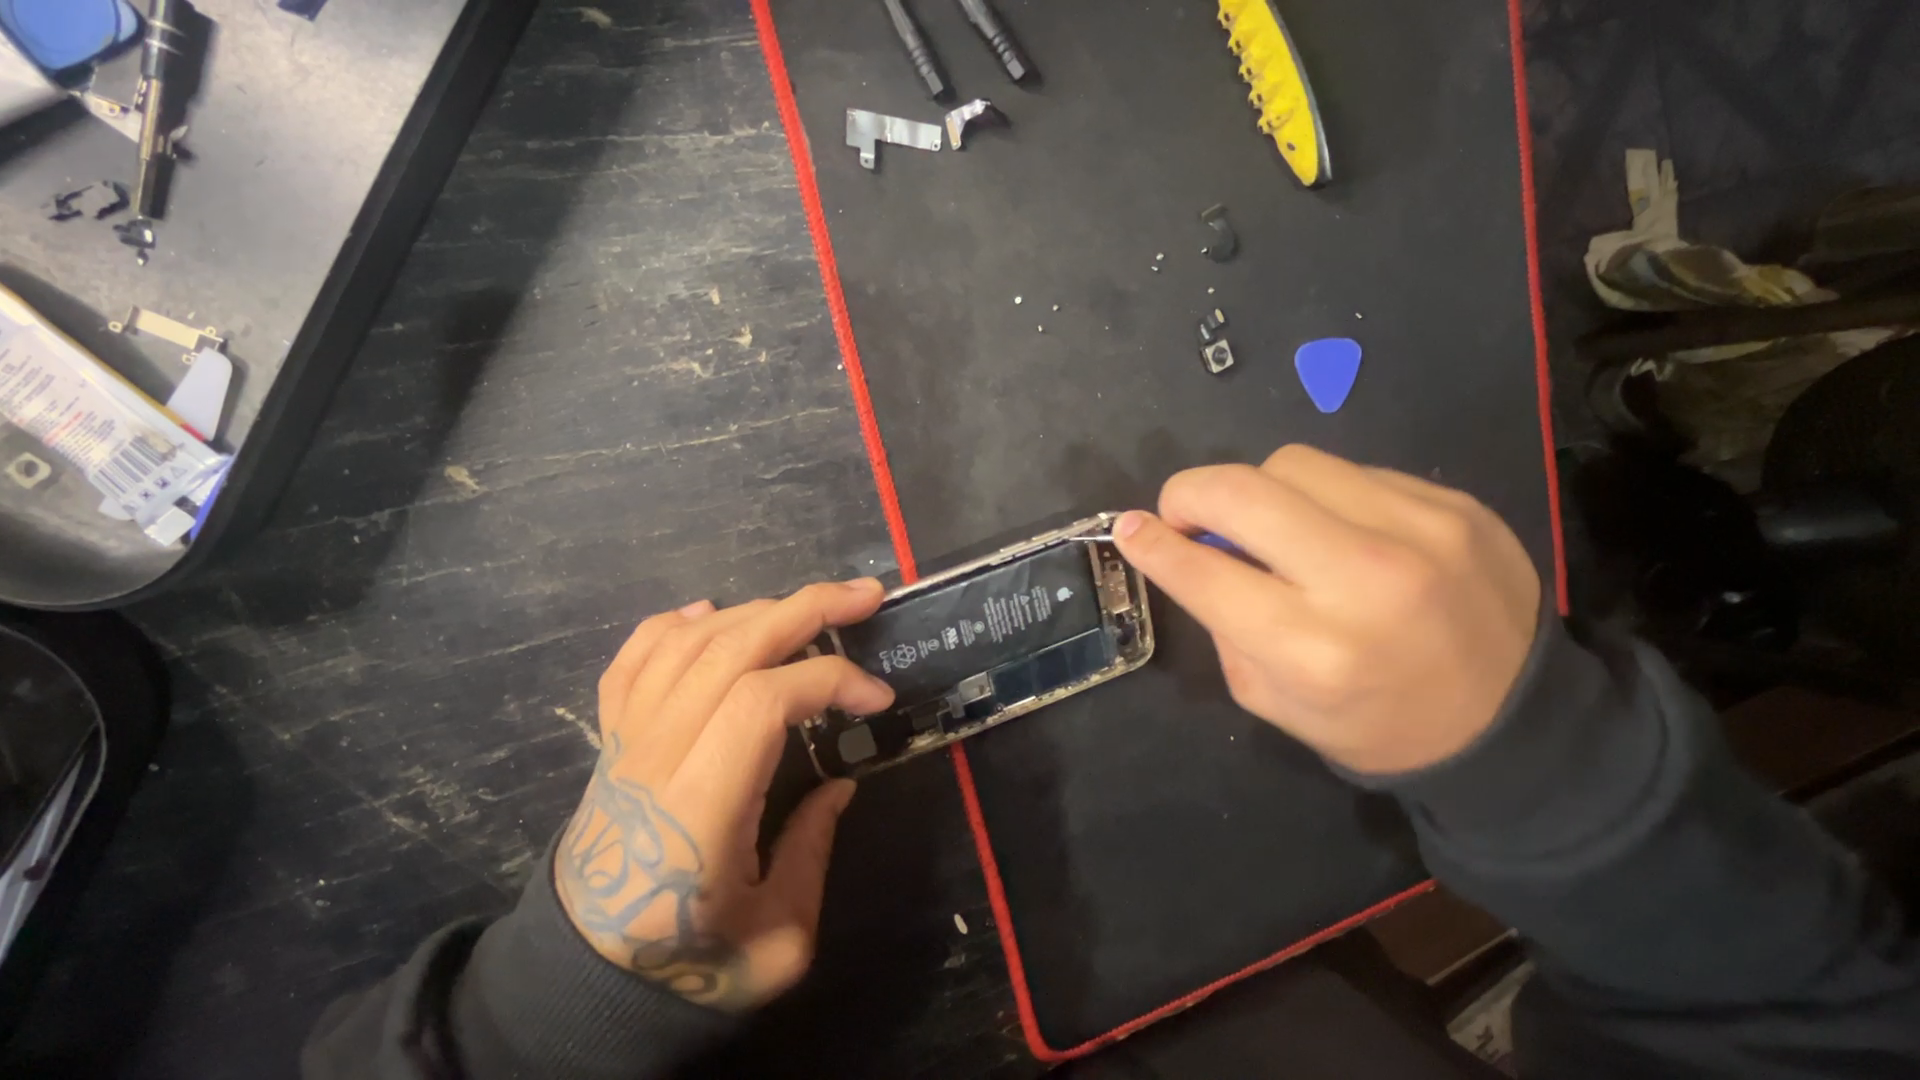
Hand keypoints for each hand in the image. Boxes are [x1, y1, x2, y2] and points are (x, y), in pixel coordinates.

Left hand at [554, 580, 894, 1011]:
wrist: (583, 978)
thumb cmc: (687, 962)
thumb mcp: (778, 939)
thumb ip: (814, 853)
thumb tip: (839, 783)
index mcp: (700, 808)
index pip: (762, 700)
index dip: (830, 680)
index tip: (878, 700)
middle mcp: (657, 756)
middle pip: (729, 649)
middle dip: (805, 609)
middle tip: (866, 597)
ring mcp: (626, 741)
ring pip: (688, 641)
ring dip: (756, 610)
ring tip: (810, 607)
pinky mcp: (610, 739)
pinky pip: (635, 657)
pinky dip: (676, 622)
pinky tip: (711, 611)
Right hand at [1112, 445, 1540, 775]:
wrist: (1516, 723)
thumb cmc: (1373, 723)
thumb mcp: (1274, 702)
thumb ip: (1223, 624)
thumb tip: (1189, 549)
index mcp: (1312, 649)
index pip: (1204, 572)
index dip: (1152, 543)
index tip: (1128, 527)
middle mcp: (1363, 580)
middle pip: (1243, 492)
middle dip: (1192, 494)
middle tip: (1187, 514)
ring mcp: (1418, 531)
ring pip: (1293, 463)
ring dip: (1259, 490)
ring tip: (1273, 526)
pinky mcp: (1453, 505)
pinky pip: (1353, 471)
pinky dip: (1322, 496)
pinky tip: (1338, 531)